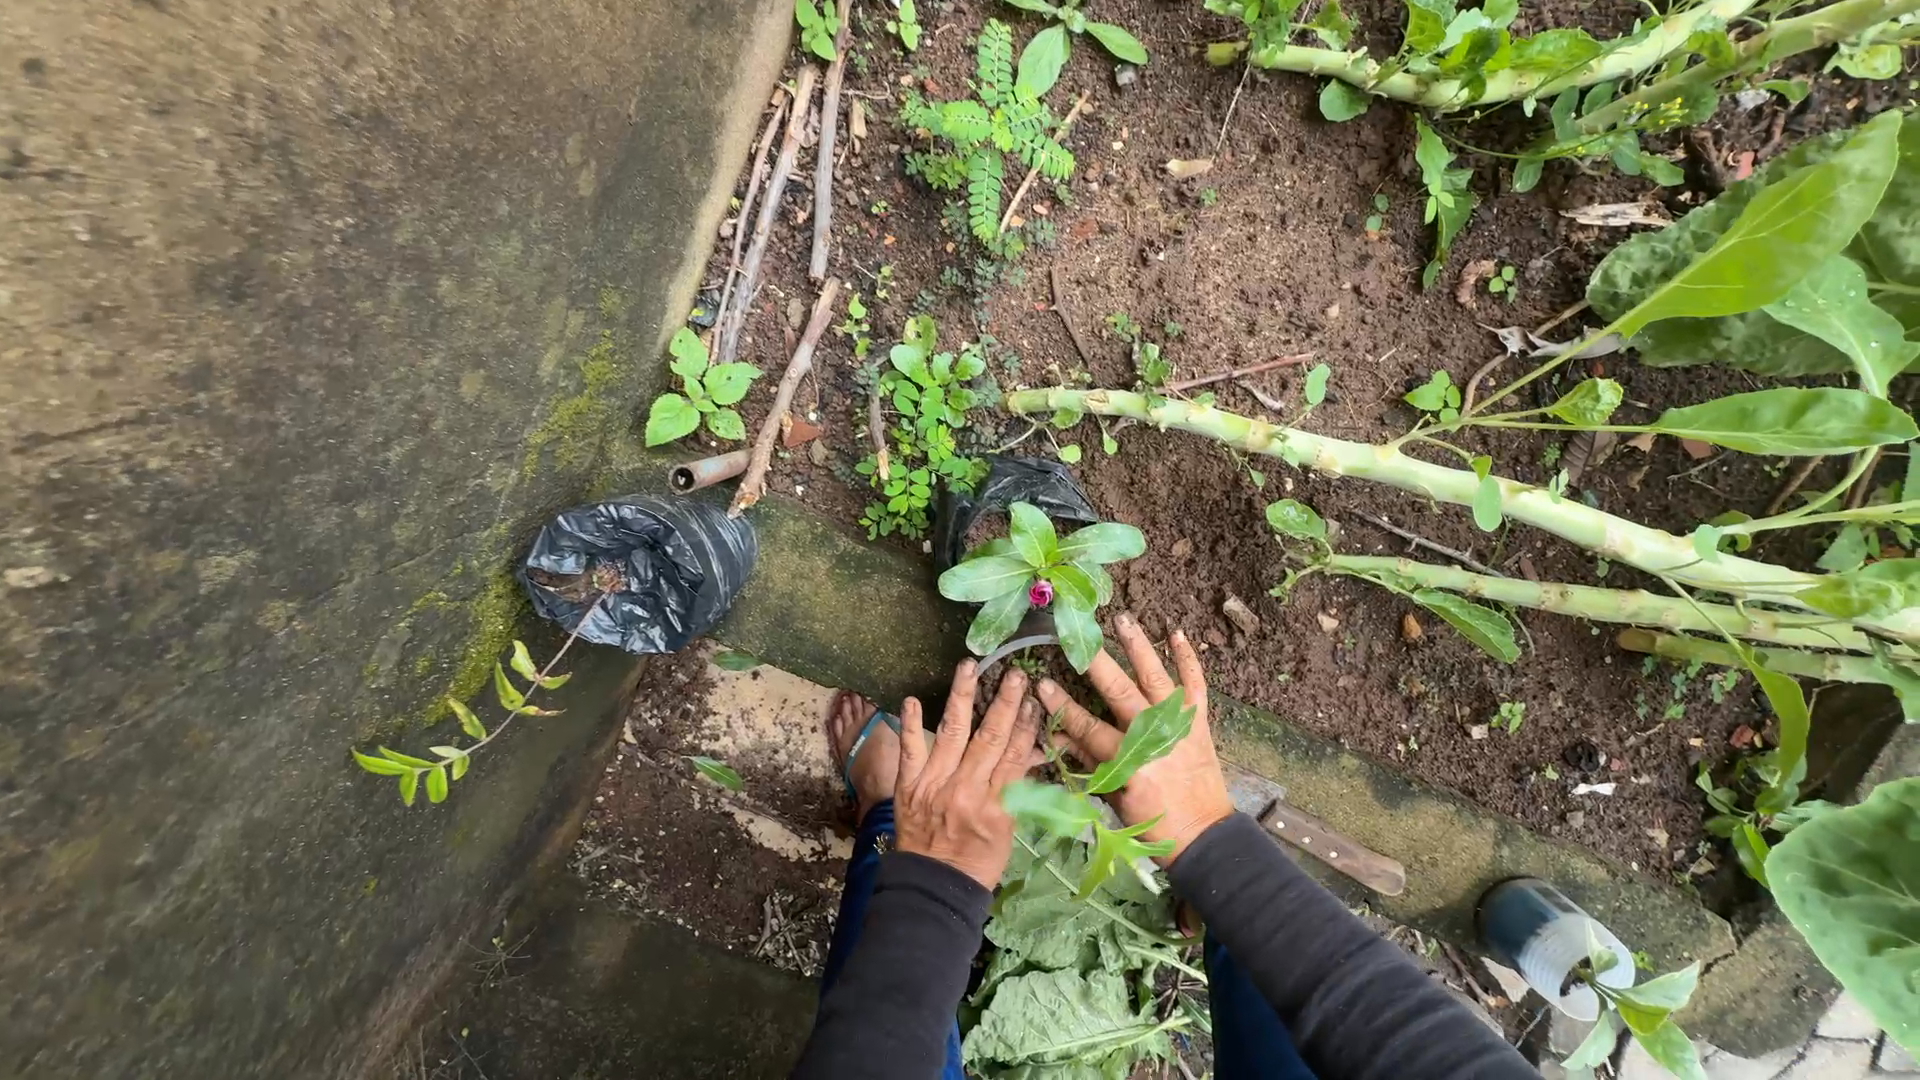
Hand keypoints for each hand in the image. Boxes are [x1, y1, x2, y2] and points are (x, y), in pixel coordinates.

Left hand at [895, 662, 1045, 889]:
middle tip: (1014, 674)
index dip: (1026, 725)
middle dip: (1004, 703)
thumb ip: (1017, 791)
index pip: (1014, 755)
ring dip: (961, 696)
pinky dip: (910, 724)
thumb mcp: (1008, 831)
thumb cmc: (978, 860)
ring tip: (968, 666)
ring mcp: (934, 784)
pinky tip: (913, 699)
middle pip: (989, 737)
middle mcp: (965, 789)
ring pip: (952, 732)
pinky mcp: (908, 784)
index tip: (1033, 698)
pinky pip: (909, 749)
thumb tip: (1031, 753)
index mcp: (995, 805)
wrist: (933, 886)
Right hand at [1037, 613, 1234, 864]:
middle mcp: (1154, 736)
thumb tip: (1055, 738)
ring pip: (1156, 678)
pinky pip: (1195, 685)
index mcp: (1129, 760)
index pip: (1087, 727)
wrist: (1205, 837)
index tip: (1042, 683)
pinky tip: (1178, 634)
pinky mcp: (1198, 723)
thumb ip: (1087, 763)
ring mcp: (1179, 726)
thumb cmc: (1153, 822)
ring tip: (1122, 619)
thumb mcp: (1114, 798)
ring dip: (1138, 647)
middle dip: (1096, 664)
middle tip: (1078, 639)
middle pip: (1120, 693)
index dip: (1062, 706)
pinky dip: (1188, 660)